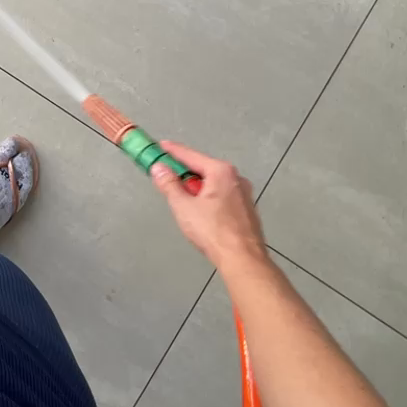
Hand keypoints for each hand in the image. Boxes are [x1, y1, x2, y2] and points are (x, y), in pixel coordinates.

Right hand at [149, 141, 268, 272]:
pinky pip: (222, 195)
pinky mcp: (248, 211)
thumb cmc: (212, 230)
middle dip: (185, 170)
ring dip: (197, 185)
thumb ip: (169, 184)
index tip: (160, 145)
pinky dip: (209, 196)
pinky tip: (201, 209)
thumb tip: (159, 167)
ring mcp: (244, 195)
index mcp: (221, 171)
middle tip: (167, 173)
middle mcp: (236, 178)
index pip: (191, 155)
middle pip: (204, 168)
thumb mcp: (183, 206)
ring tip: (182, 194)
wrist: (244, 261)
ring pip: (214, 183)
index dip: (173, 151)